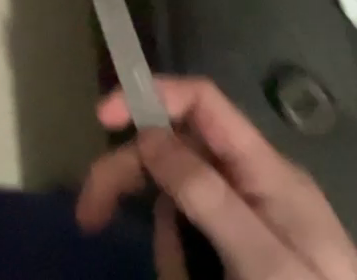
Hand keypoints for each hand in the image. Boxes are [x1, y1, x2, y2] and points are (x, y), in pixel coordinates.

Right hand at [76, 77, 356, 279]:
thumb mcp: (263, 261)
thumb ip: (207, 194)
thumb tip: (147, 134)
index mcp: (266, 170)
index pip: (201, 101)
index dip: (148, 95)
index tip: (101, 117)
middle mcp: (253, 183)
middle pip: (173, 151)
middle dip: (128, 176)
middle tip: (90, 217)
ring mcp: (247, 219)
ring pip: (175, 200)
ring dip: (162, 239)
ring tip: (180, 279)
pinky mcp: (242, 251)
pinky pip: (189, 236)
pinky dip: (177, 260)